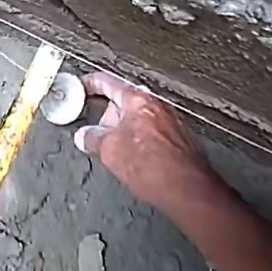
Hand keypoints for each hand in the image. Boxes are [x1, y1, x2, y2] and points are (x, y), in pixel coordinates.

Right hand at [74, 72, 229, 214]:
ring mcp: (169, 118)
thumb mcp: (110, 152)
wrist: (187, 188)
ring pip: (138, 117)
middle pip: (124, 100)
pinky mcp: (177, 134)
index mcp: (137, 100)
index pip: (109, 82)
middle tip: (98, 133)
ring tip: (120, 153)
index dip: (92, 83)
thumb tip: (85, 135)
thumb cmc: (156, 168)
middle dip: (109, 115)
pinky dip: (140, 138)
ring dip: (125, 129)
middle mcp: (155, 103)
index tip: (83, 85)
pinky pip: (152, 129)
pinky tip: (139, 158)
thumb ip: (93, 138)